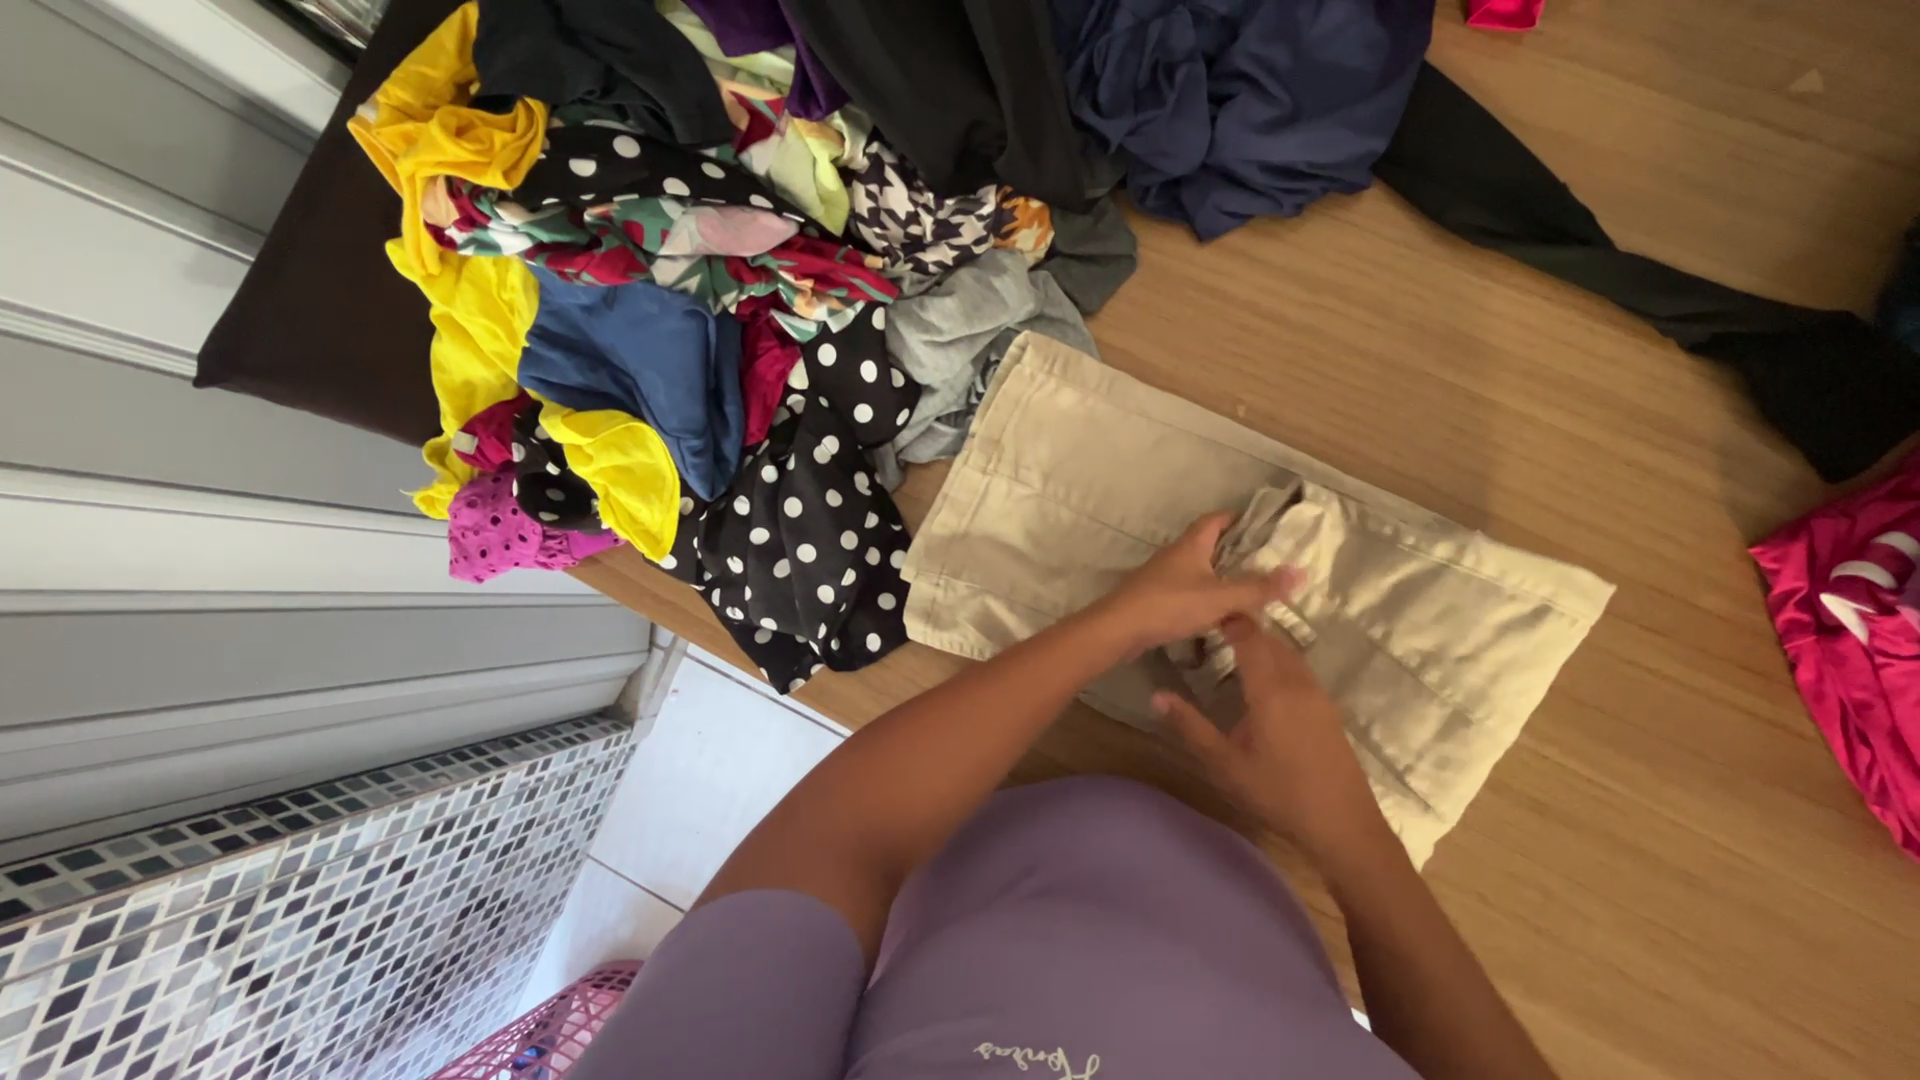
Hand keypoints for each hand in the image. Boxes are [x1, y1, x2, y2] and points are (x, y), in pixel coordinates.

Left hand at [1087, 511, 1295, 658]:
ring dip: (1218, 575)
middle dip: (1232, 548)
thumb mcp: (1220, 597)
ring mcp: (1161, 577)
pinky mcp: (1154, 598)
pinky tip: (1217, 614)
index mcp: (1190, 545)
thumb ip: (1258, 588)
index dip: (1236, 517)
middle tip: (1261, 559)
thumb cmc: (1168, 605)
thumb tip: (1300, 572)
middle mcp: (1174, 555)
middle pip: (1206, 544)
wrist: (1118, 629)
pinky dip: (1204, 596)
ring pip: (1196, 569)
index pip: (1215, 520)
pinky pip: (1186, 591)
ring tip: (1245, 588)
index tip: (1259, 522)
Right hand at [1155, 616, 1384, 854]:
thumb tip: (1157, 696)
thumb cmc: (1278, 794)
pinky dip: (1282, 664)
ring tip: (1240, 652)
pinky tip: (1268, 684)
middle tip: (1219, 630)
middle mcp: (1299, 685)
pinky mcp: (1330, 712)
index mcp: (1272, 691)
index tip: (1211, 612)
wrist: (1343, 826)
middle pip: (1274, 643)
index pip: (1252, 639)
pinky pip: (1302, 673)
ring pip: (1292, 656)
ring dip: (1267, 647)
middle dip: (1248, 631)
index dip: (1233, 621)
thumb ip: (1191, 727)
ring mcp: (1320, 698)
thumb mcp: (1225, 764)